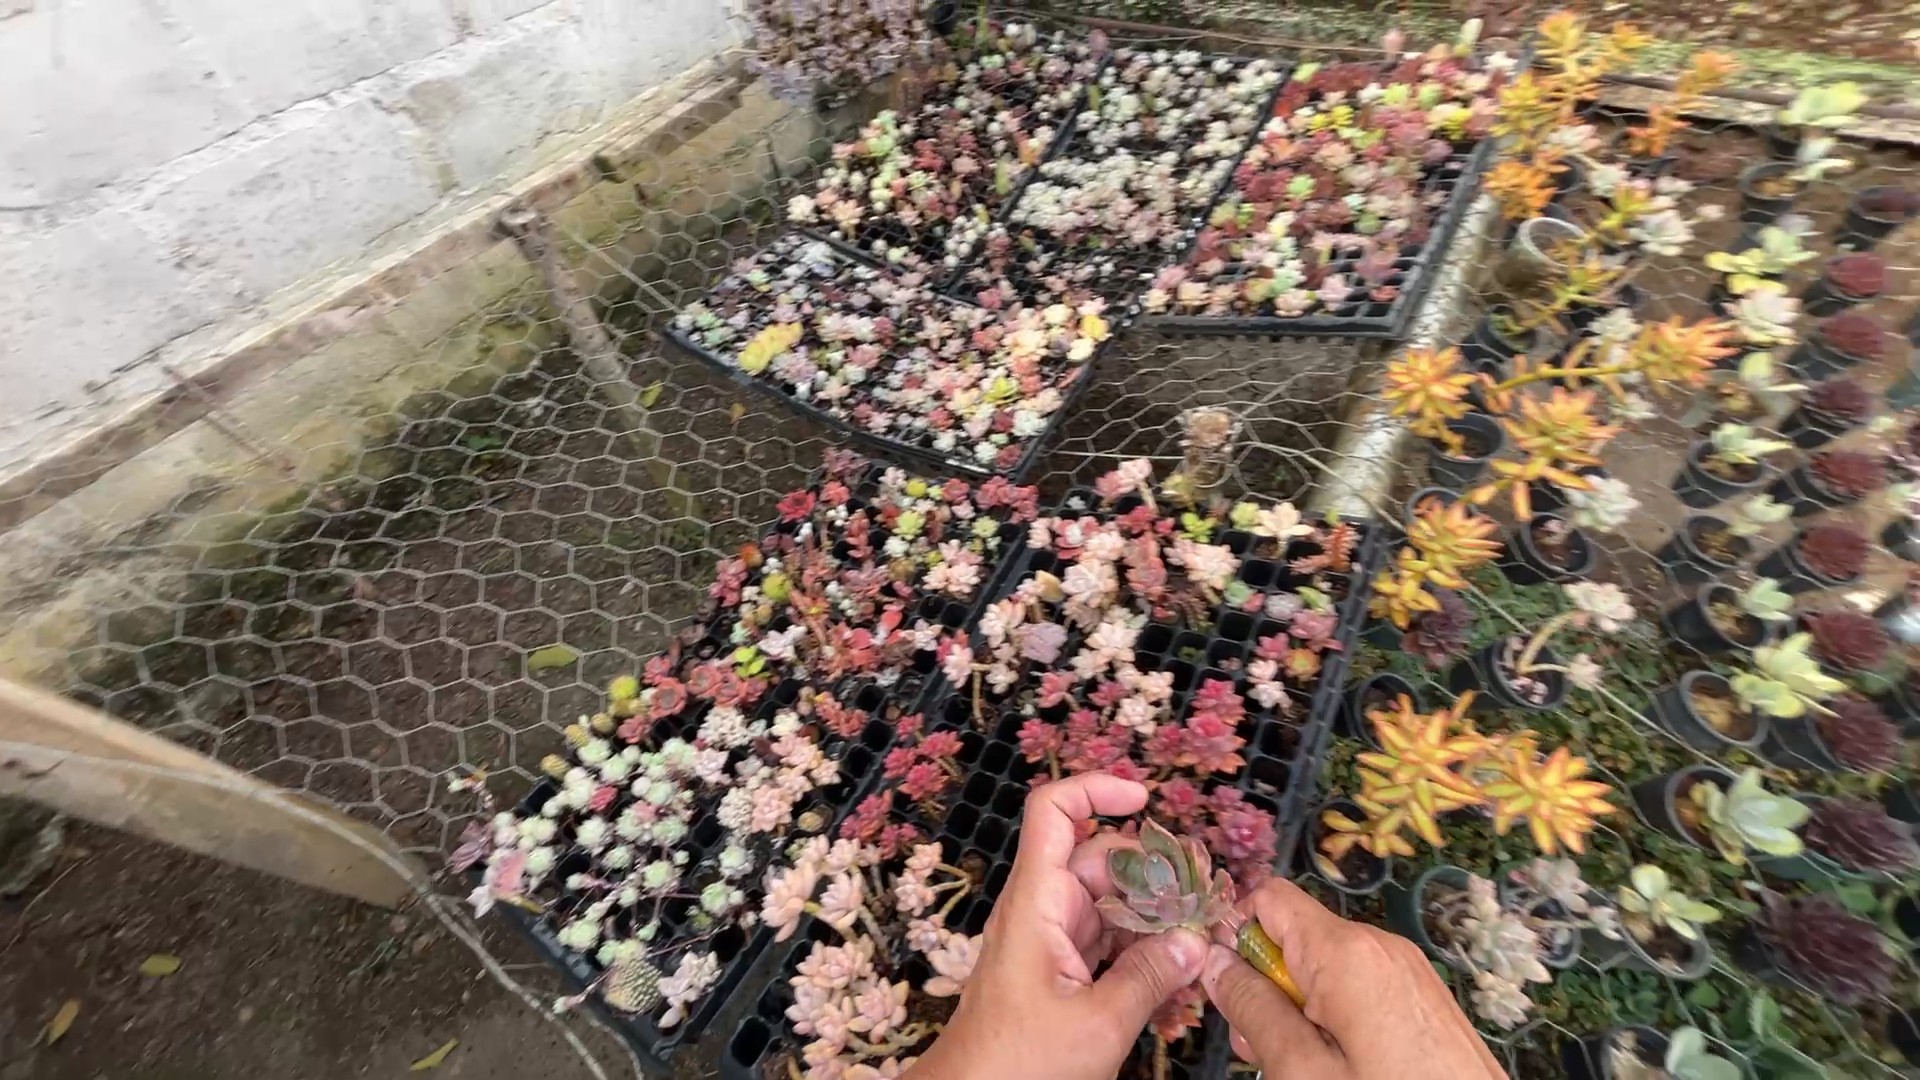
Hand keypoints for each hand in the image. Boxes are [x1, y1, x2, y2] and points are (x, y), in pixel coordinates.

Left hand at [908, 773, 1207, 1079]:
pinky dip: (1139, 945)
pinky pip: (1106, 936)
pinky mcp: (1063, 965)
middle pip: (1099, 858)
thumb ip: (1148, 978)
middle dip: (1150, 868)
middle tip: (1204, 892)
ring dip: (1151, 911)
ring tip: (1201, 931)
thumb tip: (1193, 939)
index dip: (1094, 790)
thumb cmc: (1022, 1062)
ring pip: (1108, 900)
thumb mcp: (1096, 1025)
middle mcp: (1044, 904)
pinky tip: (1177, 966)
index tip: (1144, 798)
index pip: (1053, 812)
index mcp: (1038, 897)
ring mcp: (1053, 934)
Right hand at [1202, 878, 1506, 1079]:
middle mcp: (1380, 944)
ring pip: (1325, 967)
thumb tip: (1213, 960)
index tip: (1230, 989)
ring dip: (1299, 1007)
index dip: (1237, 935)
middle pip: (1294, 936)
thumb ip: (1252, 1007)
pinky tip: (1342, 1069)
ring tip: (1304, 1069)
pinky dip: (1336, 1018)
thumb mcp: (1302, 1072)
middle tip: (1264, 1050)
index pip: (1267, 898)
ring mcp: (1410, 973)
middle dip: (1267, 983)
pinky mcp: (1428, 1002)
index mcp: (1346, 950)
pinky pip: (1360, 988)